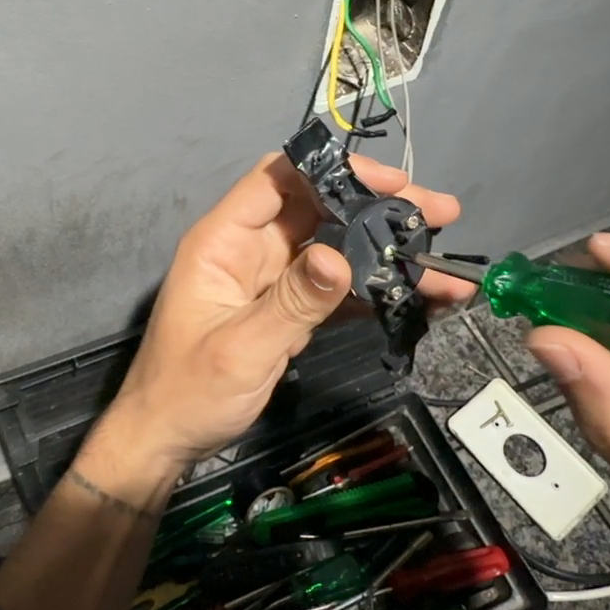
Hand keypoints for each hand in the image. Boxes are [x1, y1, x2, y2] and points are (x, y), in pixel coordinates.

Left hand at [79, 152, 470, 496]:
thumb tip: (340, 257)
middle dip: (377, 207)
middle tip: (438, 213)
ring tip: (443, 262)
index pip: (277, 180)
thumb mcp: (240, 349)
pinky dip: (374, 289)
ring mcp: (271, 279)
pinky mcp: (287, 309)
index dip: (332, 170)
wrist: (165, 438)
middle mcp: (249, 249)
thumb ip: (292, 303)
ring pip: (334, 246)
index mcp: (224, 241)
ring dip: (386, 251)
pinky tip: (420, 297)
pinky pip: (335, 287)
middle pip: (318, 207)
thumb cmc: (188, 391)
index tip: (390, 183)